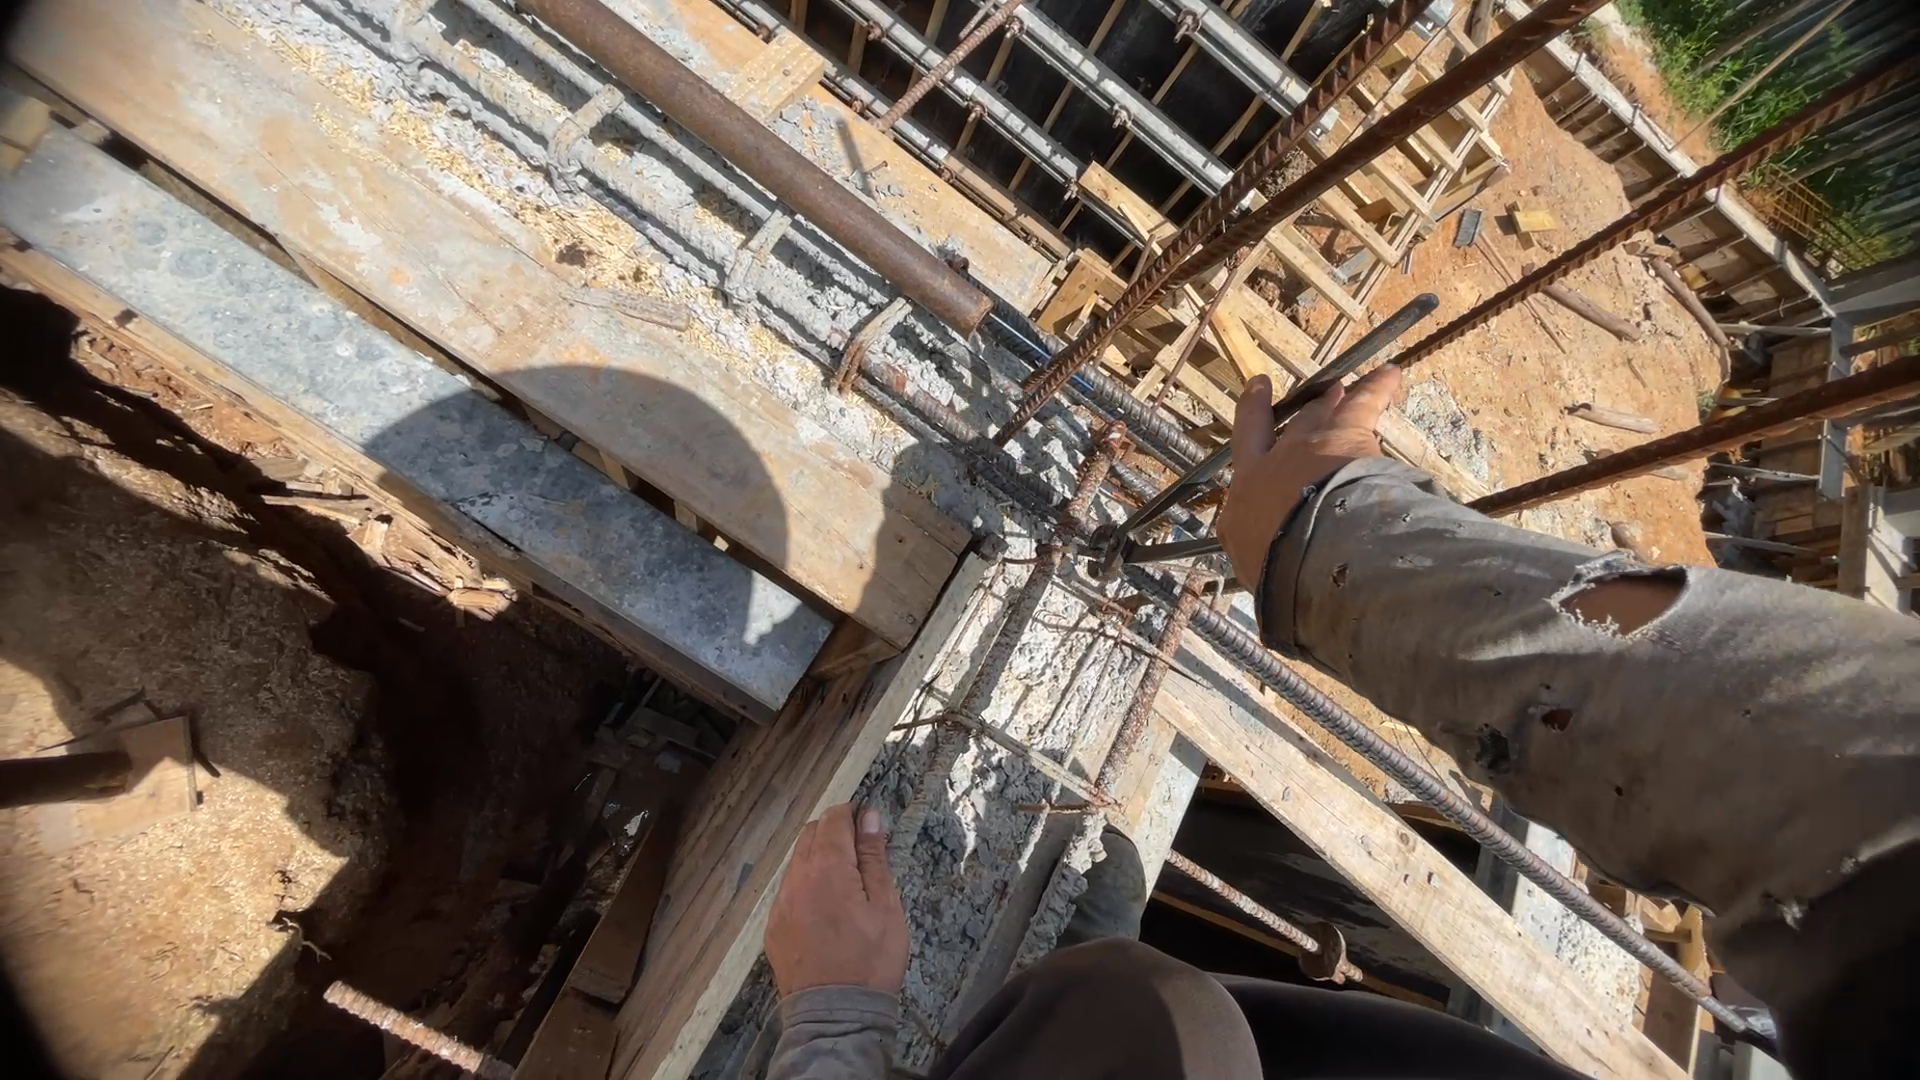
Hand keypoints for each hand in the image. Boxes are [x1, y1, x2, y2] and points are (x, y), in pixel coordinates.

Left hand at [764, 803, 908, 996]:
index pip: (833, 819)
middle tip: (862, 852)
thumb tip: (869, 816)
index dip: (853, 814)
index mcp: (826, 868)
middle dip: (835, 831)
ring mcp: (780, 904)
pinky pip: (789, 889)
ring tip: (846, 882)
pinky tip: (826, 906)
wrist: (835, 1019)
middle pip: (811, 833)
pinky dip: (807, 883)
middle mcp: (796, 879)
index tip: (870, 825)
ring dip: (819, 856)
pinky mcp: (774, 927)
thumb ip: (874, 856)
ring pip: (797, 860)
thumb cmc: (870, 959)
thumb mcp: (885, 905)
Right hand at [1217, 364, 1402, 587]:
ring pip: (1311, 416)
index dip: (1247, 486)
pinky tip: (1391, 373)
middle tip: (1260, 386)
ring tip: (1338, 385)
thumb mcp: (1268, 589)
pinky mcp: (1341, 436)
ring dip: (1324, 401)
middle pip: (1257, 432)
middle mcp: (1261, 475)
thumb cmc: (1285, 580)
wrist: (1313, 555)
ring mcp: (1298, 451)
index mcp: (1239, 519)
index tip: (1252, 477)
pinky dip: (1377, 388)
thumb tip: (1282, 617)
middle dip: (1257, 409)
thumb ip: (1275, 587)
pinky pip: (1362, 404)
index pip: (1239, 499)